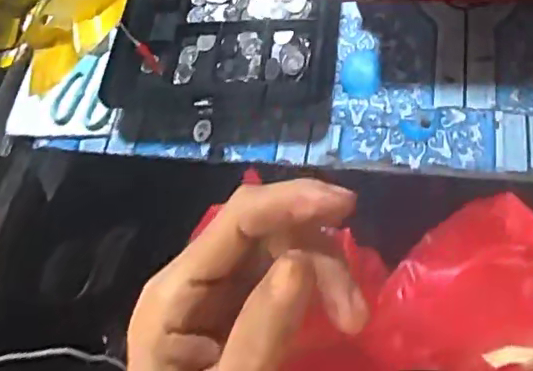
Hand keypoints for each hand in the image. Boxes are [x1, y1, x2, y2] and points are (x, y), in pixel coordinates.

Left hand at [128, 180, 368, 370]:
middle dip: (319, 251)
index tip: (346, 205)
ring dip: (326, 270)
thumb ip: (258, 334)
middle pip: (267, 227)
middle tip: (356, 311)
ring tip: (354, 320)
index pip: (239, 216)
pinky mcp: (239, 307)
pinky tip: (338, 307)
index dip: (293, 198)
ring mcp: (217, 291)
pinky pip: (285, 270)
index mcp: (175, 291)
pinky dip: (319, 281)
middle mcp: (196, 276)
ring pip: (284, 244)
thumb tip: (301, 260)